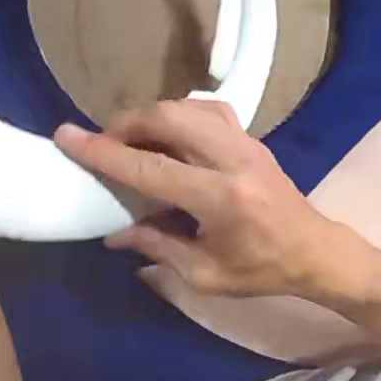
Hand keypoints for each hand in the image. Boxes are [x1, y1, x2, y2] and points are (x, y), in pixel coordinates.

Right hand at [54, 100, 375, 301]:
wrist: (314, 250)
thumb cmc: (261, 270)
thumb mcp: (204, 274)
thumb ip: (156, 246)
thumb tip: (113, 233)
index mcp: (220, 199)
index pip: (149, 168)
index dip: (103, 153)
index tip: (66, 136)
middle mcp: (233, 160)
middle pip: (168, 118)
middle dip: (126, 123)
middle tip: (105, 143)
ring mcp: (246, 142)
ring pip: (188, 106)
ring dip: (152, 115)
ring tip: (132, 138)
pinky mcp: (252, 138)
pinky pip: (209, 109)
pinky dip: (181, 113)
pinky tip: (170, 132)